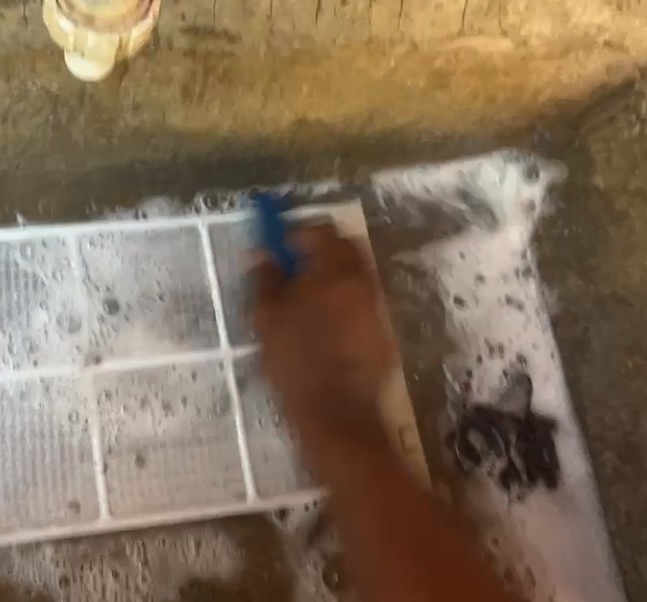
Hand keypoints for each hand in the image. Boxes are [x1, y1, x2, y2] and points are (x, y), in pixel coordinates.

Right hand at [252, 223, 397, 451]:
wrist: (338, 417)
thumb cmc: (295, 361)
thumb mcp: (266, 316)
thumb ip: (265, 277)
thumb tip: (262, 252)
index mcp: (334, 272)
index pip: (321, 230)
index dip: (297, 231)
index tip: (278, 244)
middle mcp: (363, 283)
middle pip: (346, 247)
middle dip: (319, 248)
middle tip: (293, 264)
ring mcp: (378, 308)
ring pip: (356, 274)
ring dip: (332, 273)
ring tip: (305, 296)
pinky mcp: (384, 333)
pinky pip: (362, 300)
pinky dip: (343, 299)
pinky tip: (324, 323)